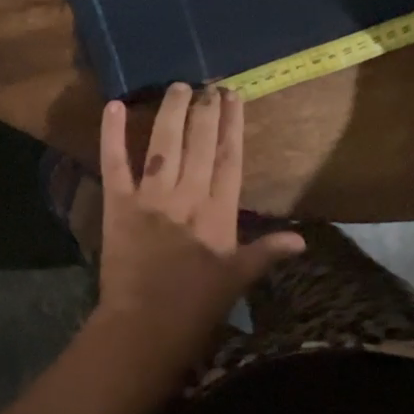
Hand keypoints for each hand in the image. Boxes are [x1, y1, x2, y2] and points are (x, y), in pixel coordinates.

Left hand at [92, 84, 304, 356]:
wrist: (144, 329)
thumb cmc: (194, 309)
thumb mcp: (236, 281)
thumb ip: (266, 254)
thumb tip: (301, 239)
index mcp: (218, 214)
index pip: (229, 160)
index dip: (232, 126)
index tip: (233, 98)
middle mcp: (187, 197)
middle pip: (199, 144)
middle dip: (205, 112)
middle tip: (208, 84)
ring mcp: (151, 198)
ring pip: (164, 145)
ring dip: (171, 113)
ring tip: (178, 86)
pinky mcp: (118, 204)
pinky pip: (115, 163)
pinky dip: (112, 134)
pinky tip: (114, 105)